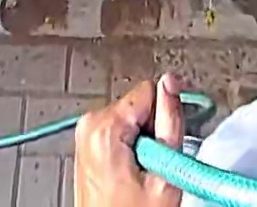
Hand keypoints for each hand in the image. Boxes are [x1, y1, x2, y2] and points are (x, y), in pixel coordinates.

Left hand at [74, 74, 184, 206]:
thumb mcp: (164, 176)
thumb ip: (171, 121)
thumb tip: (171, 81)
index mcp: (105, 127)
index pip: (150, 90)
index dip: (164, 118)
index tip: (162, 147)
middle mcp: (89, 124)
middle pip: (139, 103)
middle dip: (151, 130)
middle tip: (152, 167)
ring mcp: (85, 134)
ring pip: (131, 116)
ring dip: (141, 141)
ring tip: (139, 174)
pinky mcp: (87, 144)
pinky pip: (120, 130)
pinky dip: (129, 148)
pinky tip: (129, 175)